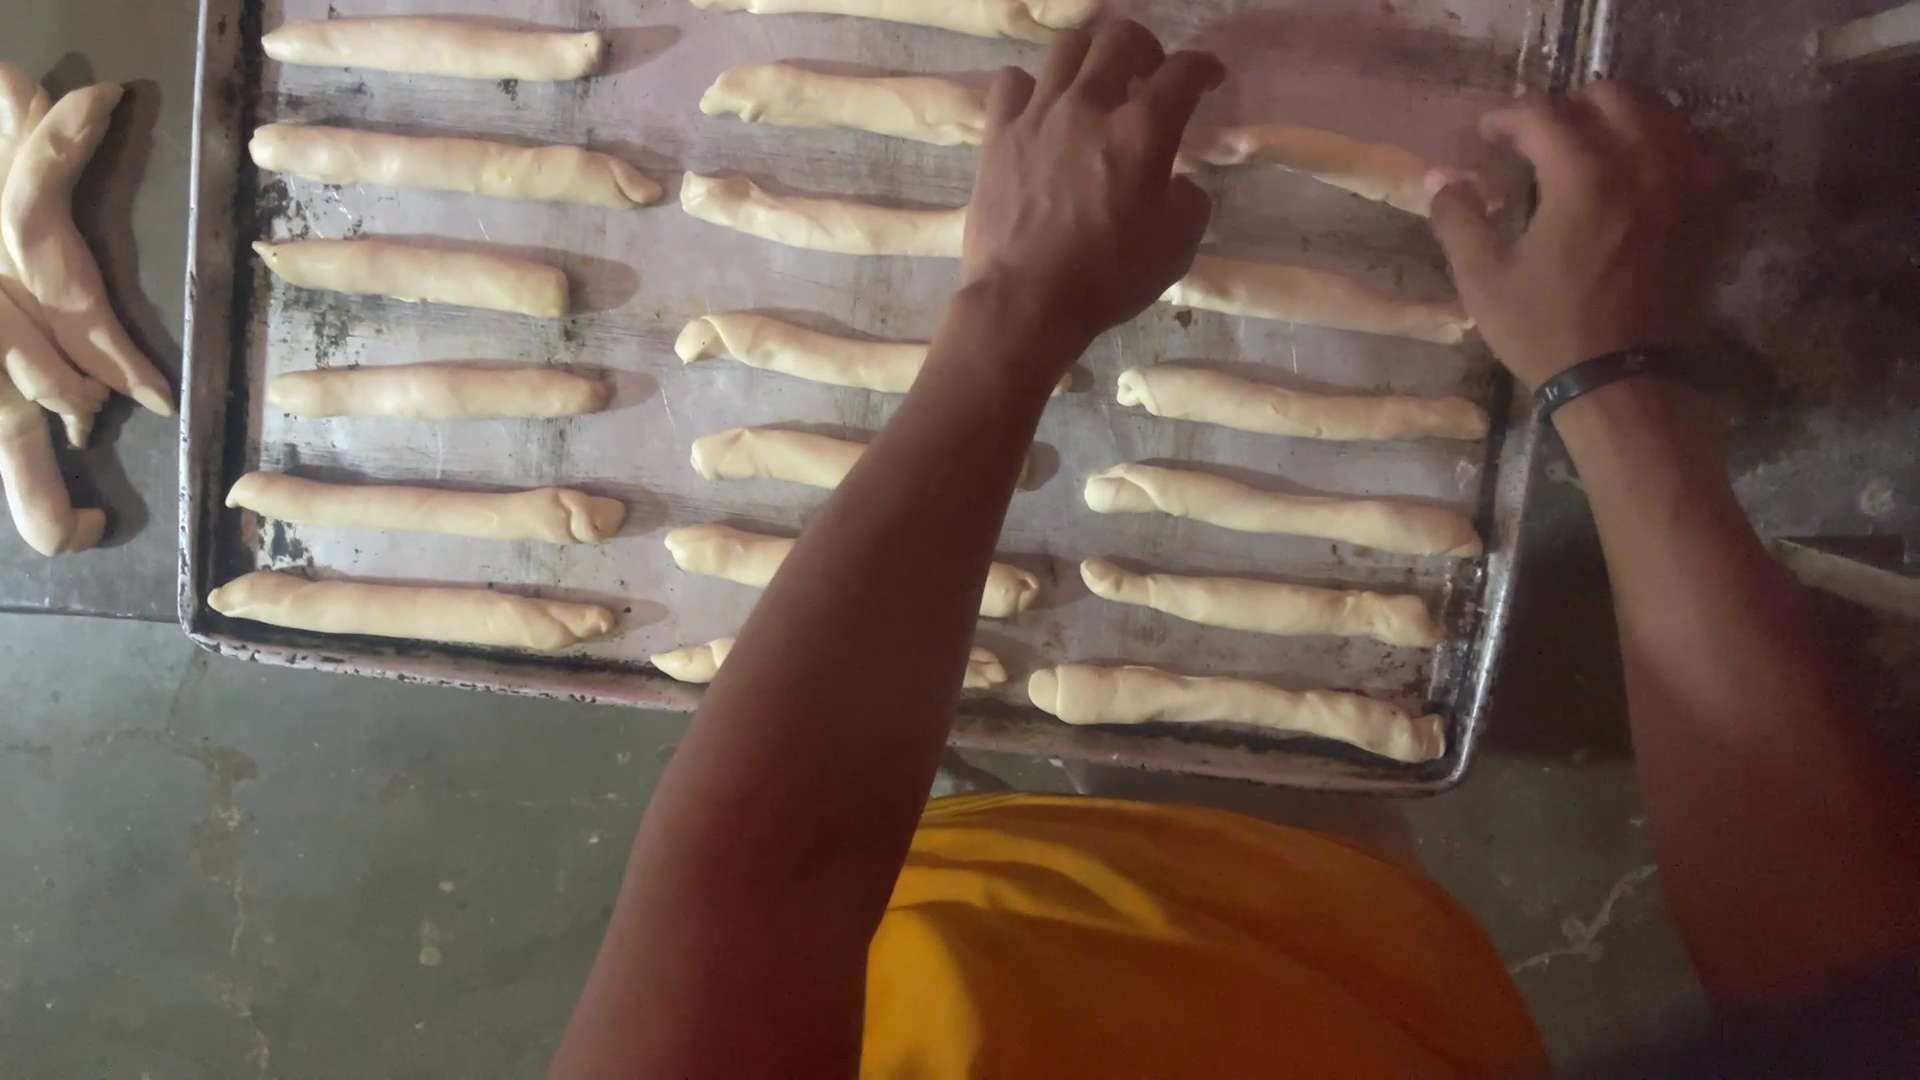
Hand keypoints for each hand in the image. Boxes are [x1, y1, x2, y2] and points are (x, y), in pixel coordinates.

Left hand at [962, 21, 1223, 347]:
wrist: (1025, 303)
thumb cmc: (1105, 282)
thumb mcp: (1175, 250)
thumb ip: (1190, 204)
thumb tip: (1179, 184)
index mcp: (1142, 131)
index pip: (1183, 73)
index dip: (1203, 69)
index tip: (1207, 80)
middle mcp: (1090, 106)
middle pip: (1121, 39)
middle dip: (1144, 49)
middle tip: (1147, 76)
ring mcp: (1038, 117)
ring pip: (1066, 50)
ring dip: (1088, 61)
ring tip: (1091, 89)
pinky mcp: (997, 138)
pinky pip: (1011, 84)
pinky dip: (1029, 89)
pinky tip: (1037, 112)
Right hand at [1428, 82, 1731, 389]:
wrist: (1619, 373)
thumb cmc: (1541, 328)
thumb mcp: (1482, 280)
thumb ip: (1459, 220)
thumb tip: (1437, 176)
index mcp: (1584, 180)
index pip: (1545, 117)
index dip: (1507, 118)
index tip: (1483, 133)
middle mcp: (1646, 163)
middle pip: (1612, 97)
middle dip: (1566, 108)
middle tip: (1533, 137)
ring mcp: (1689, 180)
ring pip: (1659, 113)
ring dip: (1614, 119)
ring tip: (1580, 148)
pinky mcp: (1712, 203)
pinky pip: (1694, 145)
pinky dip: (1658, 143)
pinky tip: (1631, 169)